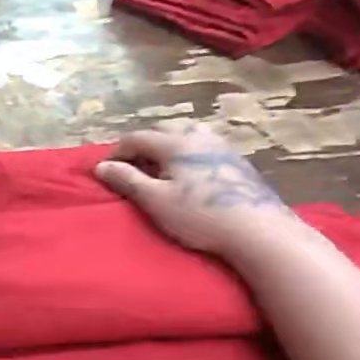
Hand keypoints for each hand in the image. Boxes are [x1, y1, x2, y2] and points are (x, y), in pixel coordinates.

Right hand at [94, 124, 295, 255]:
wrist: (258, 231)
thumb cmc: (199, 216)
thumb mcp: (154, 200)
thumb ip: (126, 179)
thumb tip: (101, 166)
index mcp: (176, 143)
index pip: (136, 137)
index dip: (116, 153)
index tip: (105, 173)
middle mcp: (199, 136)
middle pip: (161, 129)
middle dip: (140, 145)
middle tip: (129, 169)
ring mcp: (221, 146)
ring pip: (185, 134)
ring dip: (164, 146)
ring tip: (157, 169)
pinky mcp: (235, 160)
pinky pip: (201, 145)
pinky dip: (184, 152)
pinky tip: (184, 174)